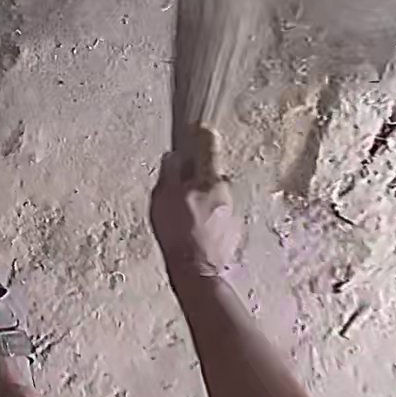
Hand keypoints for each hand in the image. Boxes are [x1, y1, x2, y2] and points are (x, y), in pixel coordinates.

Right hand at [150, 126, 239, 276]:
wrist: (197, 268)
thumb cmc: (177, 232)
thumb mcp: (163, 198)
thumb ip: (170, 173)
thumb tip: (175, 158)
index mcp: (208, 179)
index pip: (209, 146)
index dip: (201, 134)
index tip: (197, 128)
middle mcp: (225, 191)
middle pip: (210, 173)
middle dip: (196, 176)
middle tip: (176, 190)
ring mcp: (231, 210)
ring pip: (214, 195)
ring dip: (200, 199)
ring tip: (182, 216)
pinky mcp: (232, 229)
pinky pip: (217, 214)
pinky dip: (206, 217)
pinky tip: (192, 229)